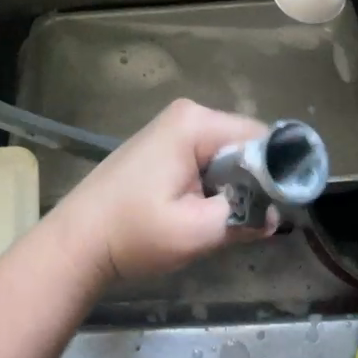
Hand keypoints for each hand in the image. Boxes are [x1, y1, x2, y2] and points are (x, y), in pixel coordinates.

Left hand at [52, 100, 273, 281]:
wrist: (77, 242)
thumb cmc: (133, 234)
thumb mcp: (196, 232)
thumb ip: (244, 217)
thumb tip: (276, 215)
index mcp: (195, 123)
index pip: (259, 137)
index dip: (275, 172)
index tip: (279, 208)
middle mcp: (187, 115)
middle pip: (244, 143)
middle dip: (252, 180)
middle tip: (250, 219)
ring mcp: (173, 129)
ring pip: (227, 154)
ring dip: (233, 186)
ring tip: (222, 218)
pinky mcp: (164, 147)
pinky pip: (208, 160)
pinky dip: (214, 184)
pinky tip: (201, 211)